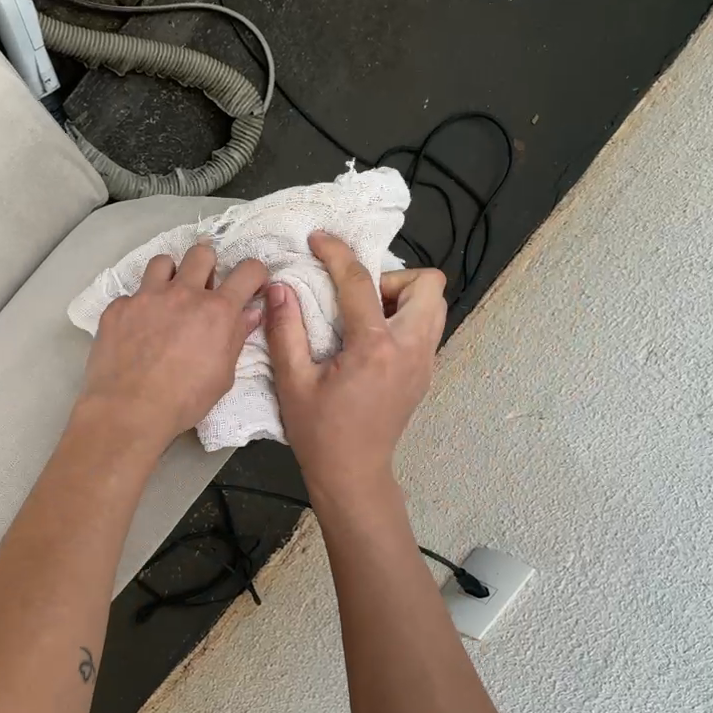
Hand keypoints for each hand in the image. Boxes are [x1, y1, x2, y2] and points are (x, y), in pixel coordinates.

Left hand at [78, 243, 269, 450]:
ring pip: (162, 263)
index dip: (253, 274)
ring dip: (169, 276)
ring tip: (165, 299)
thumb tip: (249, 314)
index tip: (249, 285)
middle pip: (200, 253)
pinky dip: (136, 308)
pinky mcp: (117, 308)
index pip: (248, 270)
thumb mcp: (222, 376)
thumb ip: (236, 338)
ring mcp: (146, 298)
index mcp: (216, 311)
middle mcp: (183, 294)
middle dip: (206, 266)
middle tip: (201, 289)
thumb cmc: (182, 401)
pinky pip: (130, 296)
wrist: (127, 410)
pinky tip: (134, 330)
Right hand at [266, 232, 445, 504]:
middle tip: (356, 301)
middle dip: (391, 279)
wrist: (352, 472)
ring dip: (400, 299)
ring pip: (433, 305)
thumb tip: (279, 289)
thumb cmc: (318, 432)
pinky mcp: (424, 373)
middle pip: (427, 284)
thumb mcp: (292, 382)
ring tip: (363, 320)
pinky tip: (367, 345)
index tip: (319, 239)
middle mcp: (410, 348)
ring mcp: (424, 362)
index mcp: (374, 348)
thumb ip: (286, 330)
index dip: (337, 253)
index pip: (360, 283)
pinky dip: (401, 322)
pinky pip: (425, 329)